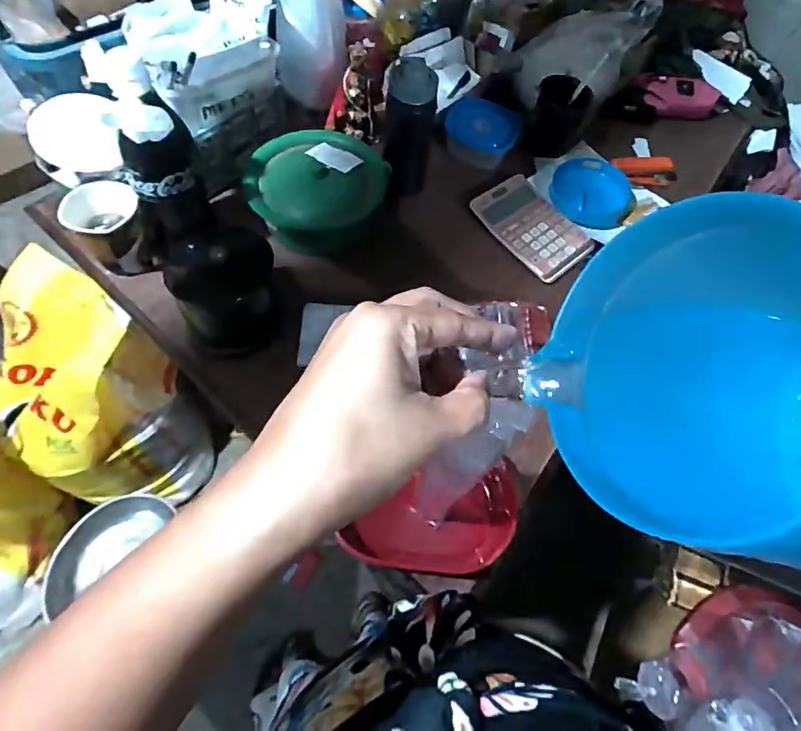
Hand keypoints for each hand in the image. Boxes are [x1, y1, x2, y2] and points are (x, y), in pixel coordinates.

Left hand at [238, 289, 514, 545]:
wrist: (284, 488)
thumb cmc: (364, 451)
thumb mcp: (431, 430)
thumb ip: (470, 402)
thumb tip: (479, 386)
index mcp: (387, 323)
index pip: (450, 320)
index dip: (487, 333)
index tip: (515, 342)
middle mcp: (362, 319)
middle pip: (424, 311)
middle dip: (458, 331)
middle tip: (490, 355)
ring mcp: (342, 340)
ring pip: (402, 332)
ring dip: (434, 351)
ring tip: (459, 387)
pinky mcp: (332, 364)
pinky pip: (382, 350)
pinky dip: (410, 364)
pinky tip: (424, 394)